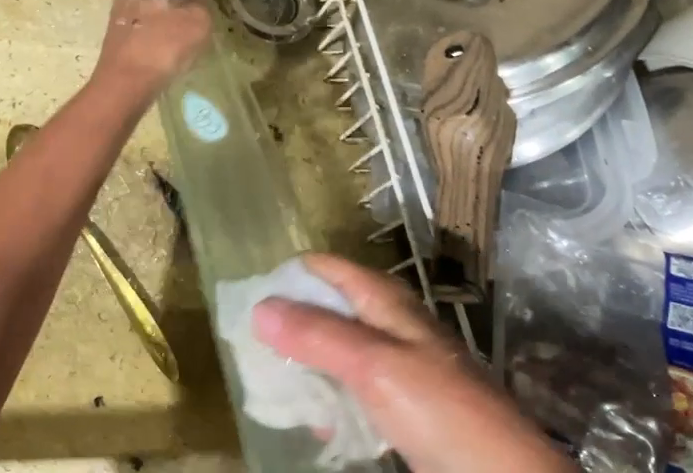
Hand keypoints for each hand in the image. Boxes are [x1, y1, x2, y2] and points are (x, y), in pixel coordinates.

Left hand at [92, 0, 210, 95]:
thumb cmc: (162, 46)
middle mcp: (129, 0)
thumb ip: (199, 8)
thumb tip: (196, 0)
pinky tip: (142, 24)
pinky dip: (133, 16)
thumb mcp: (195, 25)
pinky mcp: (116, 43)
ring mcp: (119, 22)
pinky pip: (127, 20)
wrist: (127, 82)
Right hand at [253, 254, 569, 472]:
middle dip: (289, 326)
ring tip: (274, 387)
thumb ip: (317, 334)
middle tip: (252, 350)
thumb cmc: (443, 412)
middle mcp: (390, 327)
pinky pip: (353, 394)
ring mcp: (399, 371)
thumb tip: (257, 307)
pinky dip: (329, 402)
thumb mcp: (375, 366)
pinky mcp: (404, 412)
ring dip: (306, 368)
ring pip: (337, 355)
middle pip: (327, 310)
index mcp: (386, 302)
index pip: (325, 268)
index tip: (249, 304)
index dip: (287, 277)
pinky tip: (316, 423)